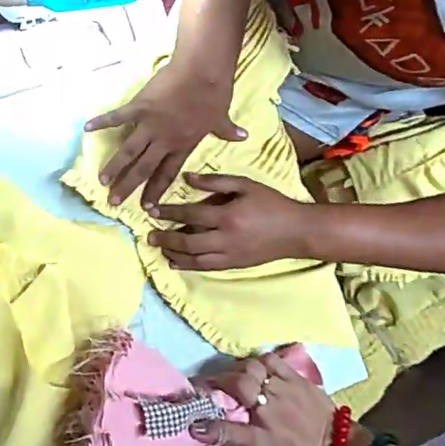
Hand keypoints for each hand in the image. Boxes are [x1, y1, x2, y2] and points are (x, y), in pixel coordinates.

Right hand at [86, 58, 244, 207]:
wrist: (203, 73)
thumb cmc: (215, 95)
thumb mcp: (222, 117)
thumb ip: (228, 130)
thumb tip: (244, 136)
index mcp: (183, 145)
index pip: (167, 174)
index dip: (156, 191)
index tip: (146, 207)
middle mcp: (164, 140)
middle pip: (143, 169)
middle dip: (128, 187)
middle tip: (113, 202)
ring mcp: (150, 124)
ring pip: (128, 151)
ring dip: (115, 166)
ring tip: (102, 180)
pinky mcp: (140, 106)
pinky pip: (118, 117)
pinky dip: (102, 122)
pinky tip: (86, 129)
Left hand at [148, 173, 316, 269]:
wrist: (296, 231)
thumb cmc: (271, 203)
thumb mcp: (245, 185)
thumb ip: (216, 181)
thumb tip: (188, 177)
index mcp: (227, 216)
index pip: (190, 216)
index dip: (170, 213)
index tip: (153, 211)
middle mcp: (225, 239)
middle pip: (187, 242)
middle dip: (165, 239)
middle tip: (148, 236)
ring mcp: (229, 255)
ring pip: (194, 259)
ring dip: (174, 254)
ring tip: (160, 249)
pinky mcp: (234, 265)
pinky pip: (206, 268)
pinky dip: (189, 266)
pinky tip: (178, 262)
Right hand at [189, 349, 337, 445]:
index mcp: (263, 440)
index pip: (229, 432)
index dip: (208, 427)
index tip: (192, 424)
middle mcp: (270, 412)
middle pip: (238, 386)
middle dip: (217, 382)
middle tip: (204, 385)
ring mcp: (283, 390)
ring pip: (252, 369)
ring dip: (235, 370)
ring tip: (227, 375)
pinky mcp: (296, 378)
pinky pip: (272, 360)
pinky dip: (258, 360)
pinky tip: (253, 367)